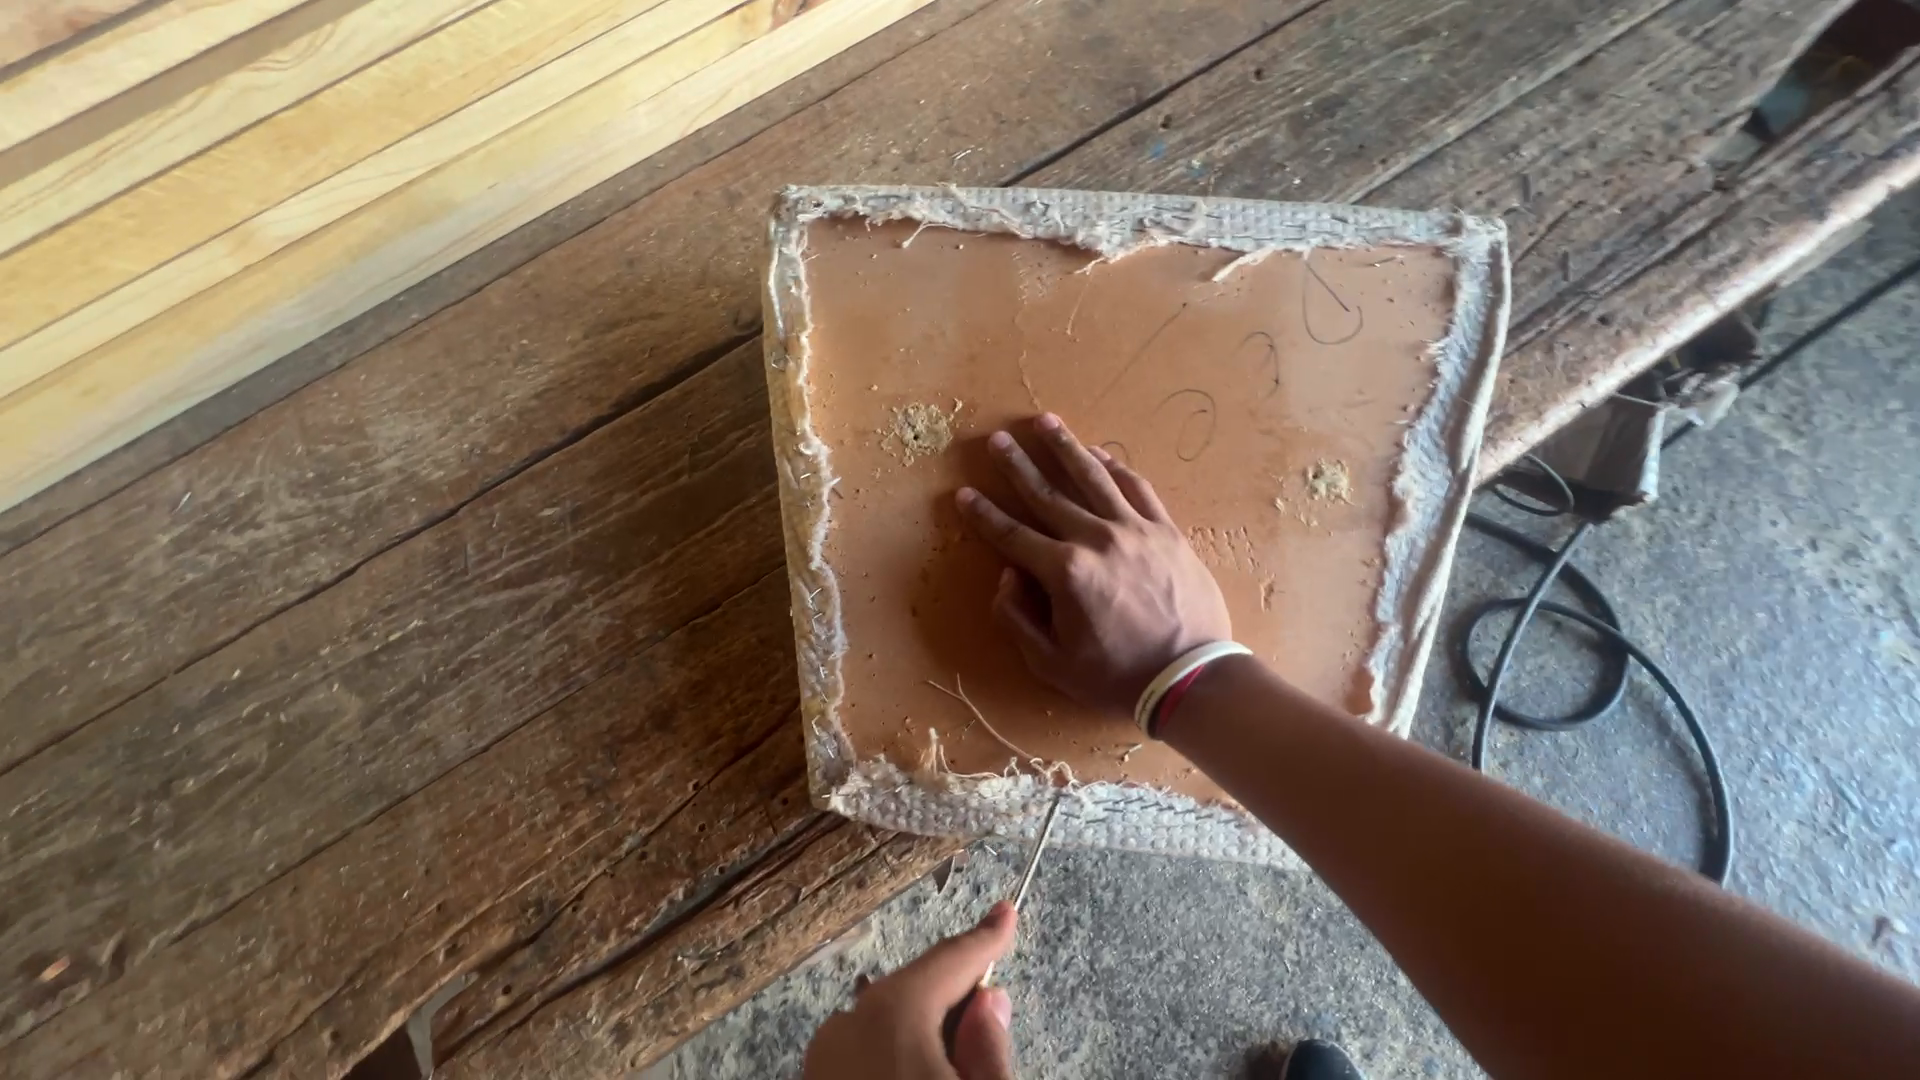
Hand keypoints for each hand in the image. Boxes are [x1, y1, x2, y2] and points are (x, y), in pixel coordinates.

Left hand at [802, 903, 1018, 1079]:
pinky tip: (912, 1069)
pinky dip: (892, 1053)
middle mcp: (846, 1023)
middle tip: (988, 1005)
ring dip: (922, 1026)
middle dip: (954, 992)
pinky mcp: (811, 1078)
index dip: (986, 937)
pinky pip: (862, 1050)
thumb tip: (989, 1001)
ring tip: (951, 1054)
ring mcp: (820, 1056)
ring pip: (887, 1020)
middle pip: (917, 988)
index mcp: (892, 1016)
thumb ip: (989, 1048)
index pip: (950, 960)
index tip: (1005, 911)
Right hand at [954, 413, 1230, 716]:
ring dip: (1066, 447)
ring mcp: (1136, 530)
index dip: (984, 514)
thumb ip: (1017, 618)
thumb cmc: (1117, 677)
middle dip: (1017, 465)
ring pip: (1093, 477)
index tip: (963, 494)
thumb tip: (1006, 576)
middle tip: (997, 439)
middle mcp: (1097, 539)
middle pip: (1047, 493)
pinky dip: (1116, 468)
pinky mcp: (1166, 531)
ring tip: (1045, 422)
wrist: (1192, 679)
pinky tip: (1100, 453)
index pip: (1012, 535)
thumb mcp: (1051, 663)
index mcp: (1065, 573)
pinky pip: (1137, 488)